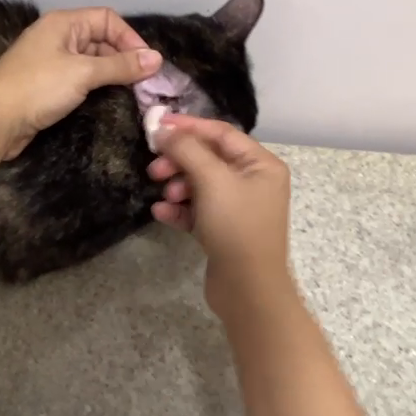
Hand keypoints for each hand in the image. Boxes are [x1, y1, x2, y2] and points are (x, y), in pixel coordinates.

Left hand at [0, 7, 160, 160]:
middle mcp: (57, 37)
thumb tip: (156, 59)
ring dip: (112, 73)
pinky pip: (80, 78)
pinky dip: (97, 85)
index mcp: (64, 23)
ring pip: (92, 61)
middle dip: (124, 58)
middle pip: (101, 39)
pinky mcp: (47, 85)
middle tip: (145, 83)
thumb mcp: (84, 73)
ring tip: (132, 93)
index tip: (147, 64)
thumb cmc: (37, 88)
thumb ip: (121, 66)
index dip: (130, 38)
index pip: (107, 19)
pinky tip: (108, 99)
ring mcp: (51, 61)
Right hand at [147, 115, 296, 321]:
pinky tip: (162, 214)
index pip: (221, 133)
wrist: (247, 289)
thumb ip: (187, 149)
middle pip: (208, 159)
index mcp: (261, 164)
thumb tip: (165, 130)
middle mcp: (254, 182)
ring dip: (177, 186)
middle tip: (154, 169)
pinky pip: (197, 210)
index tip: (156, 126)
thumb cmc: (236, 227)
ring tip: (165, 197)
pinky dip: (180, 209)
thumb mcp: (212, 180)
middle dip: (179, 161)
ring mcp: (239, 208)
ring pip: (200, 185)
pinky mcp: (224, 230)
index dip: (188, 127)